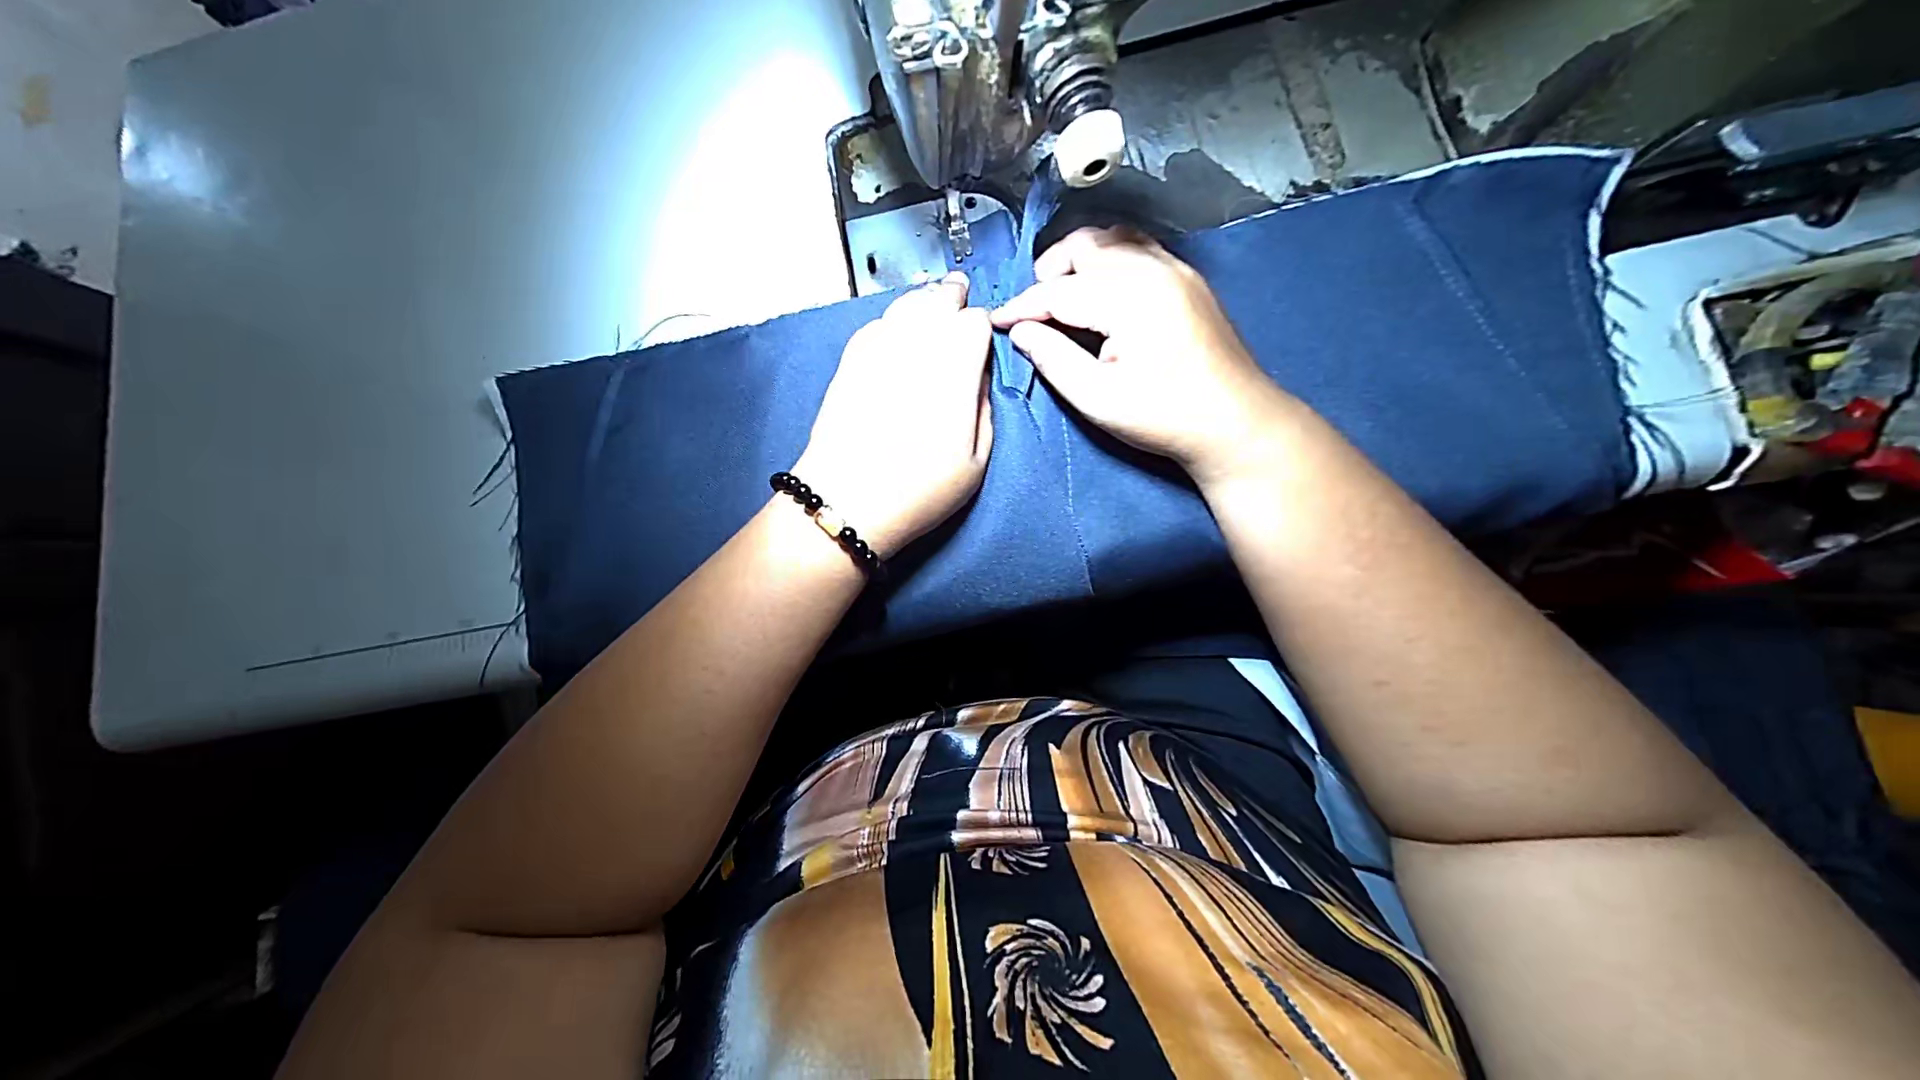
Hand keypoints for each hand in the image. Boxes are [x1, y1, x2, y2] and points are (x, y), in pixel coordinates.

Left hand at [791, 273, 993, 557]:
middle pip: (939, 298)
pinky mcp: (850, 358)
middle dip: (953, 297)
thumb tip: (979, 375)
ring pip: (906, 303)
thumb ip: (983, 406)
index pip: (976, 320)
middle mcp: (916, 343)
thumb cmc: (918, 488)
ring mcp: (878, 346)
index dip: (982, 327)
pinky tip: (898, 333)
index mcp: (955, 365)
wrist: (846, 499)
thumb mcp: (976, 460)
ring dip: (924, 302)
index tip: (982, 341)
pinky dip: (893, 321)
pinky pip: (877, 323)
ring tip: (932, 306)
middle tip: (960, 295)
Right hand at [990, 226, 1295, 485]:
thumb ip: (1052, 358)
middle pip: (1085, 245)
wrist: (1236, 421)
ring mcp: (1176, 269)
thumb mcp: (1096, 398)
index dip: (1022, 305)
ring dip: (1080, 259)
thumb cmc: (1165, 416)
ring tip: (1064, 294)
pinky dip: (1110, 259)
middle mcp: (1153, 270)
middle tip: (1032, 308)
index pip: (1058, 289)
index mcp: (1127, 298)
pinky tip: (1103, 292)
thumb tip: (1021, 331)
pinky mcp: (1188, 278)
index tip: (997, 321)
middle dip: (1049, 271)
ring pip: (1113, 239)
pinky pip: (1139, 248)